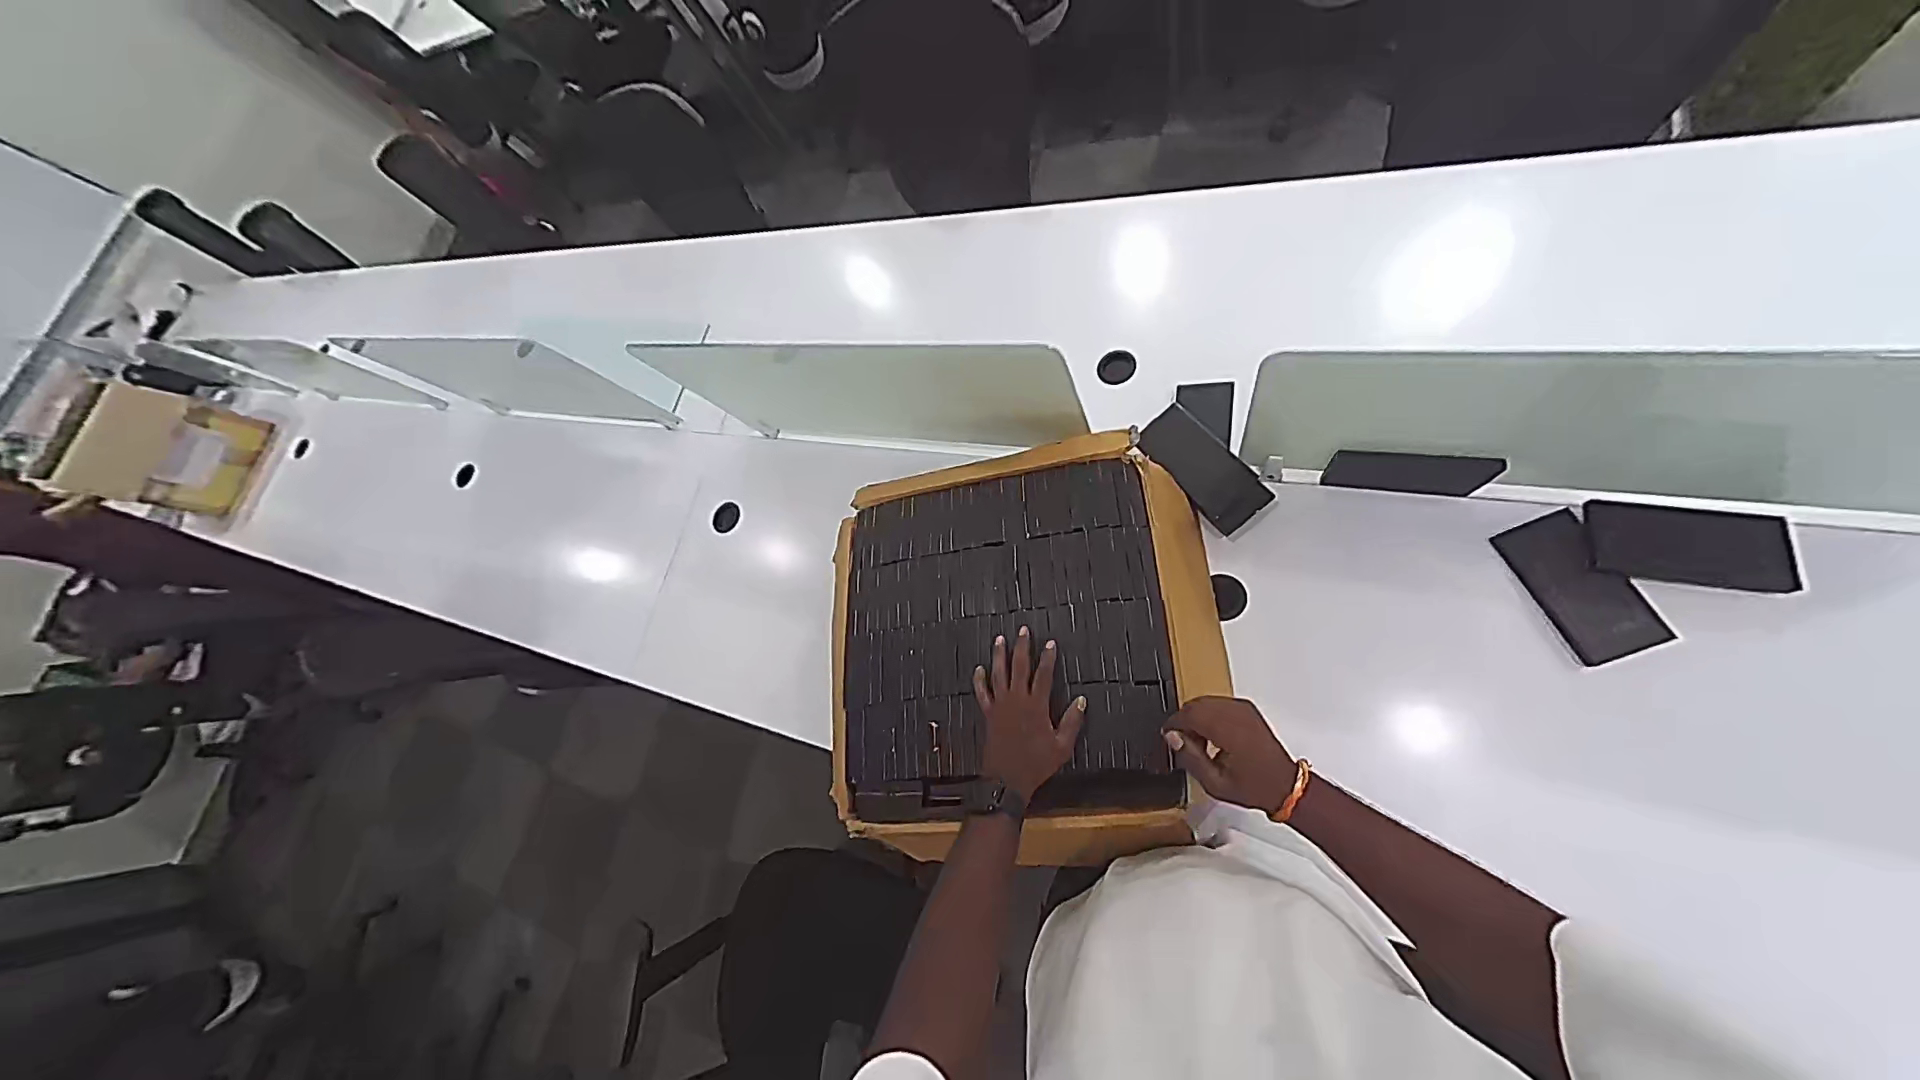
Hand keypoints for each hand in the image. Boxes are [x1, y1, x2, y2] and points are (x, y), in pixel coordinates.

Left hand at [973, 627, 1085, 802]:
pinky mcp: (989, 714)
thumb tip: (1081, 700)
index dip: (1048, 658)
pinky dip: (979, 680)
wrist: (1007, 779)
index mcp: (1036, 706)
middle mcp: (1017, 701)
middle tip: (1023, 630)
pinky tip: (979, 668)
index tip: (1050, 643)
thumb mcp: (1062, 746)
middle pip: (1019, 667)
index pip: (1044, 675)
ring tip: (999, 639)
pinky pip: (982, 693)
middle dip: (1022, 647)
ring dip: (999, 655)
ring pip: (999, 674)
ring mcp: (1000, 706)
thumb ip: (1072, 721)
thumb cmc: (1037, 764)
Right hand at [1162, 696, 1295, 814]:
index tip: (1168, 736)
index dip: (1174, 724)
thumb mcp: (1215, 783)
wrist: (1285, 785)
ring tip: (1199, 742)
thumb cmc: (1256, 786)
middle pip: (1195, 705)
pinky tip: (1212, 736)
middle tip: (1182, 742)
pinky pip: (1218, 703)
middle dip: (1184, 721)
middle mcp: (1237, 714)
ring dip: (1196, 718)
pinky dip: (1208, 715)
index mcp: (1229, 730)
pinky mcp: (1247, 709)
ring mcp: (1243, 709)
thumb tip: (1173, 738)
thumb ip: (1190, 757)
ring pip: (1205, 702)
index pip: (1190, 714)